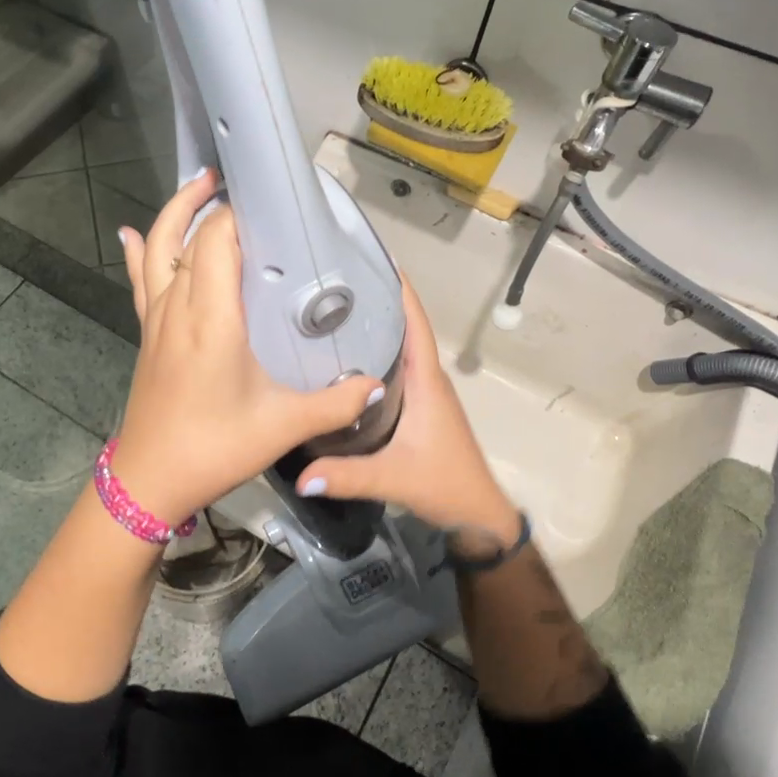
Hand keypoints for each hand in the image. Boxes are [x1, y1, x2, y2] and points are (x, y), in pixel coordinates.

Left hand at [109, 170, 382, 525]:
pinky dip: (137, 252)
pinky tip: (130, 233)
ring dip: (174, 214)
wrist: (149, 480)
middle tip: (230, 177)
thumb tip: (376, 384)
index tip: (268, 201)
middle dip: (206, 200)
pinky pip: (140, 280)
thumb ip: (335, 403)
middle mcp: (178, 306)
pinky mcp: (147, 334)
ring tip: (197, 186)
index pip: (216, 241)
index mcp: (211, 317)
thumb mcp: (283, 427)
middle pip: (185, 235)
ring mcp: (156, 319)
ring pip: (156, 250)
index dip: (237, 213)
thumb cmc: (215, 447)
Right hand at [295, 279, 523, 555]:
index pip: (416, 325)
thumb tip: (299, 475)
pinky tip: (341, 362)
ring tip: (330, 314)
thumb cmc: (445, 485)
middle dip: (375, 303)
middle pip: (403, 330)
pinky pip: (393, 370)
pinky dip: (372, 356)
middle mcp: (427, 380)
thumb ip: (347, 476)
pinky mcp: (418, 409)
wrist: (477, 515)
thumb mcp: (394, 479)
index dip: (400, 292)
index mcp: (426, 382)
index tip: (375, 261)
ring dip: (373, 329)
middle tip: (332, 285)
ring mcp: (424, 394)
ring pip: (398, 350)